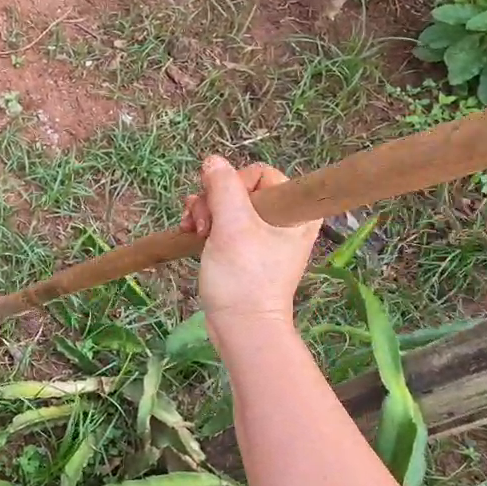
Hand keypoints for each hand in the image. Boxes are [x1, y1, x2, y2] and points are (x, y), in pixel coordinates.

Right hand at [180, 155, 317, 334]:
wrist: (241, 325)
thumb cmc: (243, 276)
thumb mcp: (231, 227)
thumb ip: (222, 188)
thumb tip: (212, 160)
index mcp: (295, 211)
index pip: (262, 174)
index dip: (234, 183)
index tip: (219, 205)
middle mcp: (282, 219)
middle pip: (240, 189)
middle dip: (212, 200)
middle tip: (201, 223)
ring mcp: (262, 235)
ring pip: (226, 205)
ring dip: (204, 212)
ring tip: (194, 230)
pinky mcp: (245, 249)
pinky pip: (222, 223)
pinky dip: (205, 224)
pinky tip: (192, 234)